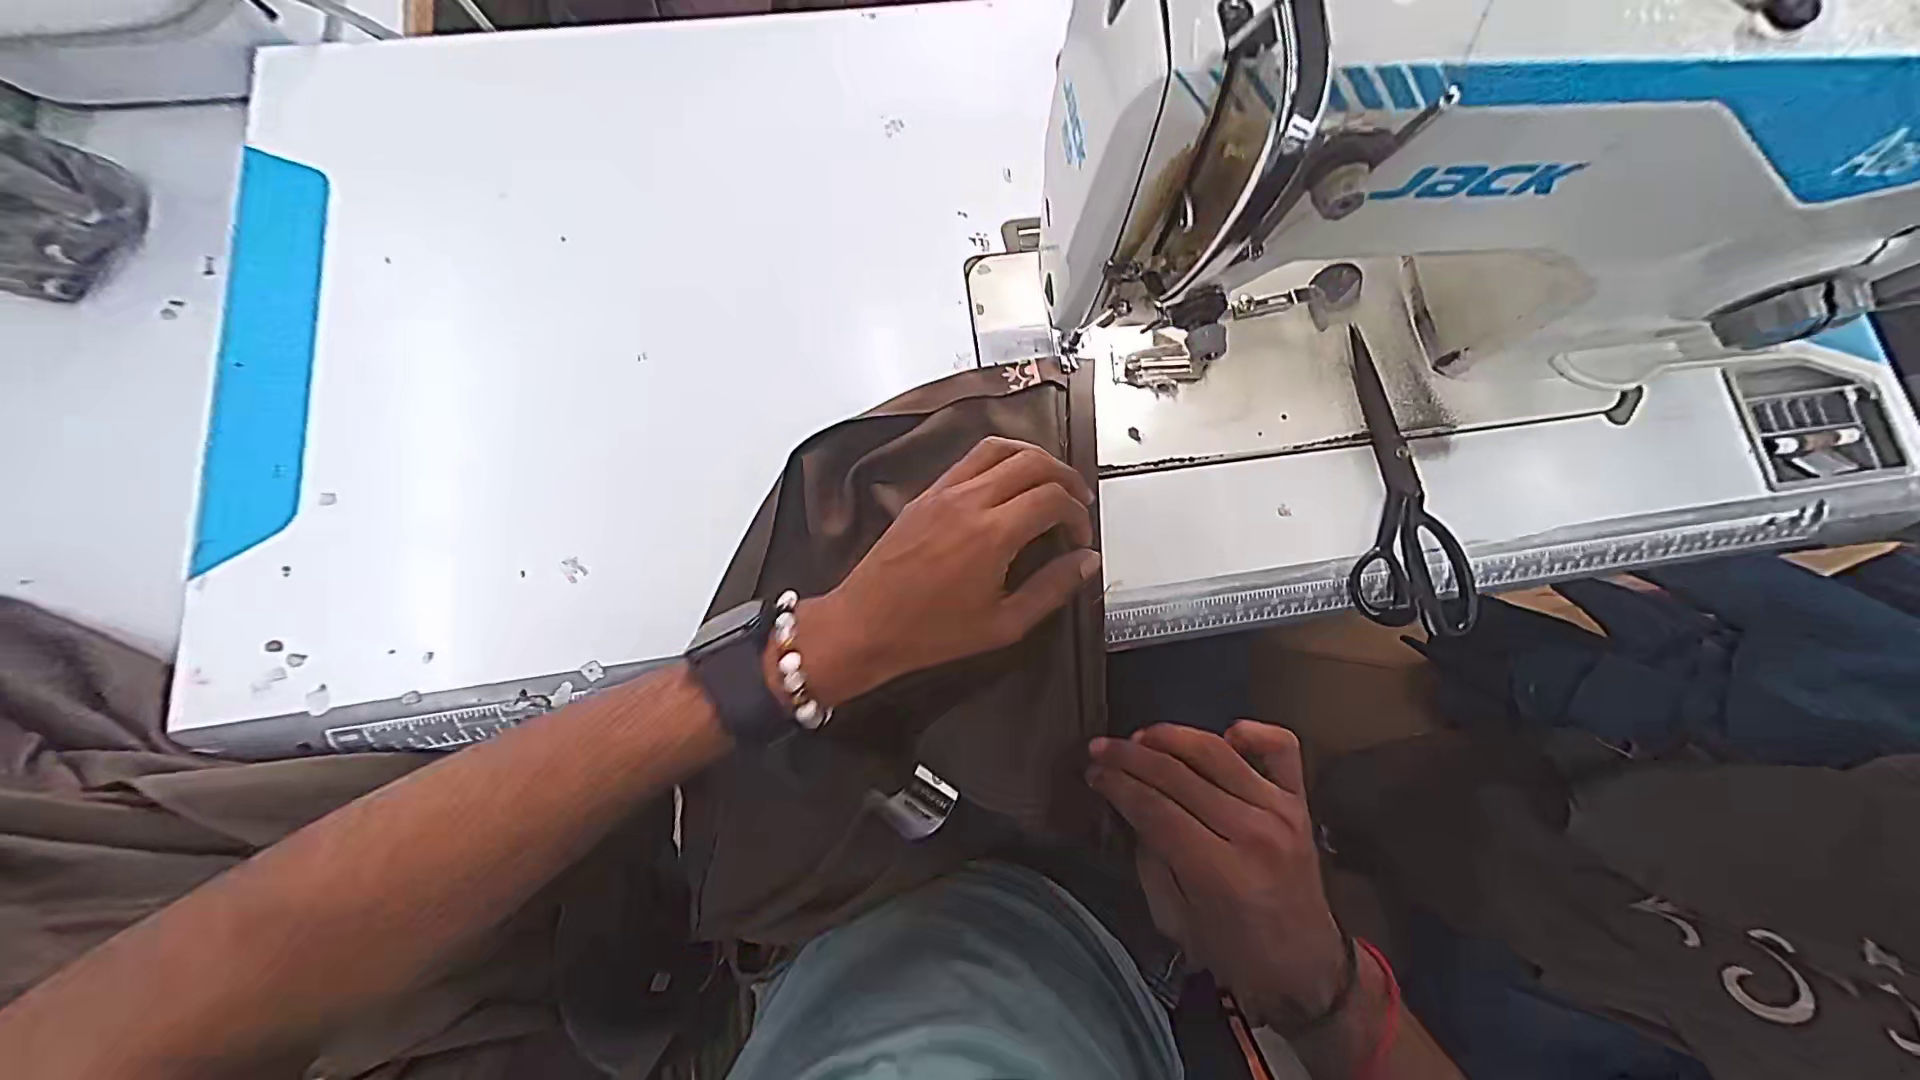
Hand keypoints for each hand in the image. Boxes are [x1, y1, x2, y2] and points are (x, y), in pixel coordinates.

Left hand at [791, 436, 1099, 705]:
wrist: (864, 625)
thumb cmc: (928, 632)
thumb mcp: (1004, 624)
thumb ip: (1052, 588)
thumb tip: (1085, 562)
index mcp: (992, 534)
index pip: (1053, 497)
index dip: (1077, 513)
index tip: (1079, 536)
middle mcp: (968, 502)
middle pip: (1033, 461)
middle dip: (1066, 476)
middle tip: (1077, 501)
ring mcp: (943, 493)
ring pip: (999, 448)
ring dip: (1034, 458)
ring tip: (1049, 481)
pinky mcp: (925, 495)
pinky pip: (969, 459)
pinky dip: (999, 459)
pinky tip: (1006, 483)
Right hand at [1087, 721, 1347, 1028]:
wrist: (1308, 971)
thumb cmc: (1237, 953)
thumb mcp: (1175, 918)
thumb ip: (1149, 857)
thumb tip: (1128, 803)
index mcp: (1221, 875)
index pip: (1154, 808)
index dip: (1115, 784)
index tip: (1093, 774)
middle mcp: (1253, 835)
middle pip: (1175, 774)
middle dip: (1128, 756)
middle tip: (1101, 749)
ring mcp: (1280, 812)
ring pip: (1214, 751)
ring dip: (1169, 735)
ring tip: (1140, 736)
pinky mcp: (1299, 802)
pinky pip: (1279, 747)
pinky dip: (1250, 731)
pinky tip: (1223, 734)